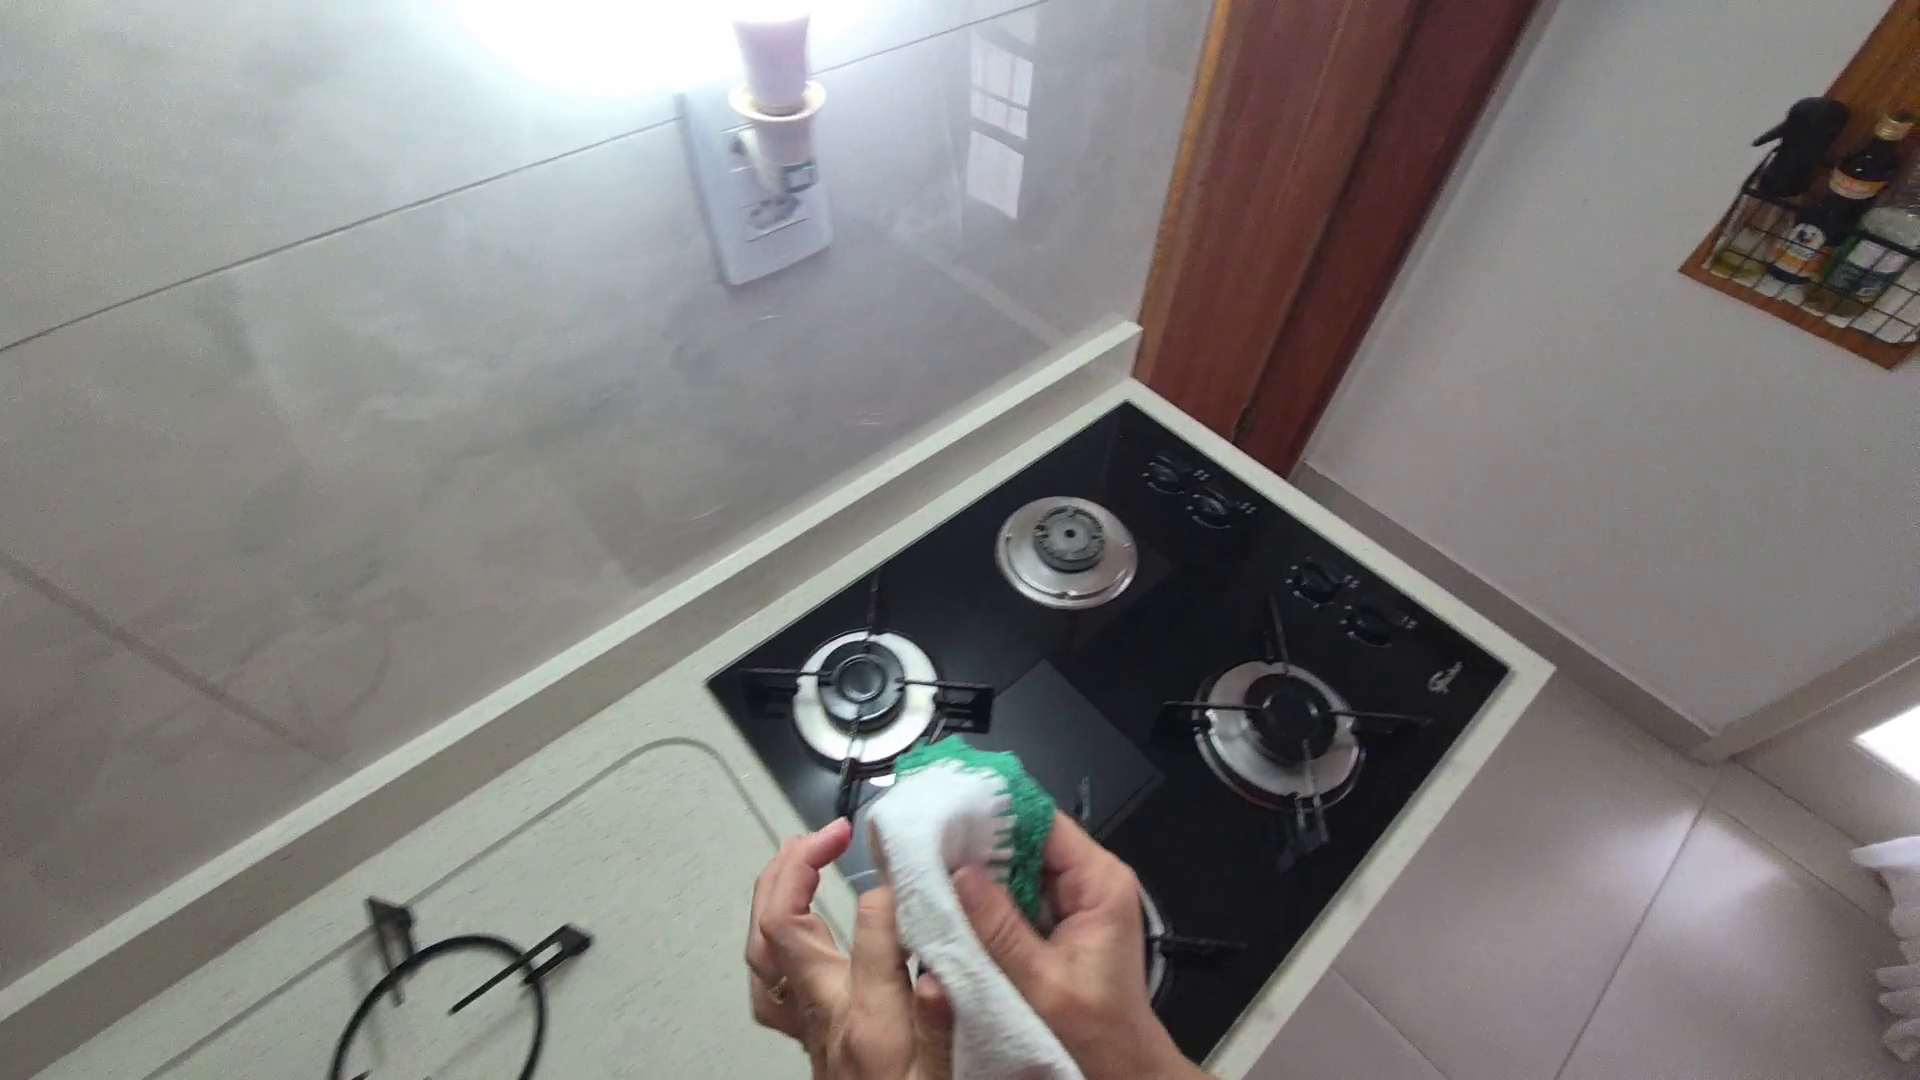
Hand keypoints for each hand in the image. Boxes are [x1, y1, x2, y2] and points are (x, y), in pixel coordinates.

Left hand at [747, 818, 952, 1077]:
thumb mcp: (944, 1078)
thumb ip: (942, 1025)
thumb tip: (937, 970)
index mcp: (866, 1019)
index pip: (869, 926)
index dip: (889, 887)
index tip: (912, 869)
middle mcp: (824, 1015)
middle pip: (780, 928)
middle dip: (797, 866)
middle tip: (831, 833)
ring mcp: (807, 1023)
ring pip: (761, 947)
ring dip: (774, 889)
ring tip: (800, 851)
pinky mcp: (805, 1030)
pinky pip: (765, 976)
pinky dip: (770, 932)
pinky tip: (787, 913)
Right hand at [953, 813, 1208, 1079]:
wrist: (1122, 1071)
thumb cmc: (1097, 1034)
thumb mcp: (1042, 983)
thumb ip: (1000, 928)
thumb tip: (960, 872)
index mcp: (1099, 880)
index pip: (1043, 821)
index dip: (998, 813)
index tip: (952, 814)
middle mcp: (1089, 877)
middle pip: (1027, 839)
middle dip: (981, 845)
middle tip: (932, 847)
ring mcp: (1073, 896)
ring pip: (1018, 865)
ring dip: (981, 872)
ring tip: (936, 870)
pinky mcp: (1058, 917)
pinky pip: (1018, 892)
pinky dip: (989, 897)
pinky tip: (957, 901)